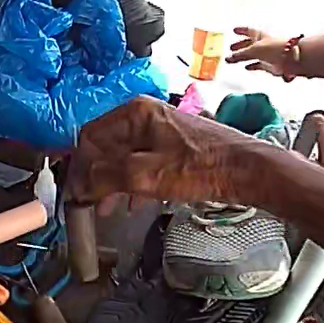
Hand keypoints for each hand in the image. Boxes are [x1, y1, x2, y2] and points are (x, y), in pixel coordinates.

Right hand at [67, 96, 270, 207]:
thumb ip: (107, 178)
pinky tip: (132, 203)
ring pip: (122, 157)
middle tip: (88, 204)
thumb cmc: (200, 169)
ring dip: (112, 183)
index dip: (80, 166)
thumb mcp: (146, 176)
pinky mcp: (171, 146)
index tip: (76, 192)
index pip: (90, 137)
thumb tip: (79, 186)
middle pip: (104, 147)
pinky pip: (140, 163)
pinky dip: (131, 183)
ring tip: (107, 209)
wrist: (247, 171)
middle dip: (95, 177)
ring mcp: (159, 131)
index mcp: (134, 113)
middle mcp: (144, 116)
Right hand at [227, 26, 295, 77]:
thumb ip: (240, 55)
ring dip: (243, 56)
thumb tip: (228, 58)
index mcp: (260, 35)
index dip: (241, 30)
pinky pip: (257, 64)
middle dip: (240, 45)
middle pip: (249, 43)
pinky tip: (247, 67)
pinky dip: (251, 65)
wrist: (291, 58)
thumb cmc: (275, 48)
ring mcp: (266, 53)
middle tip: (232, 47)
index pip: (248, 31)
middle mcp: (263, 43)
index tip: (235, 30)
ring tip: (235, 58)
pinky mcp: (269, 64)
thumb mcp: (253, 50)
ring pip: (252, 54)